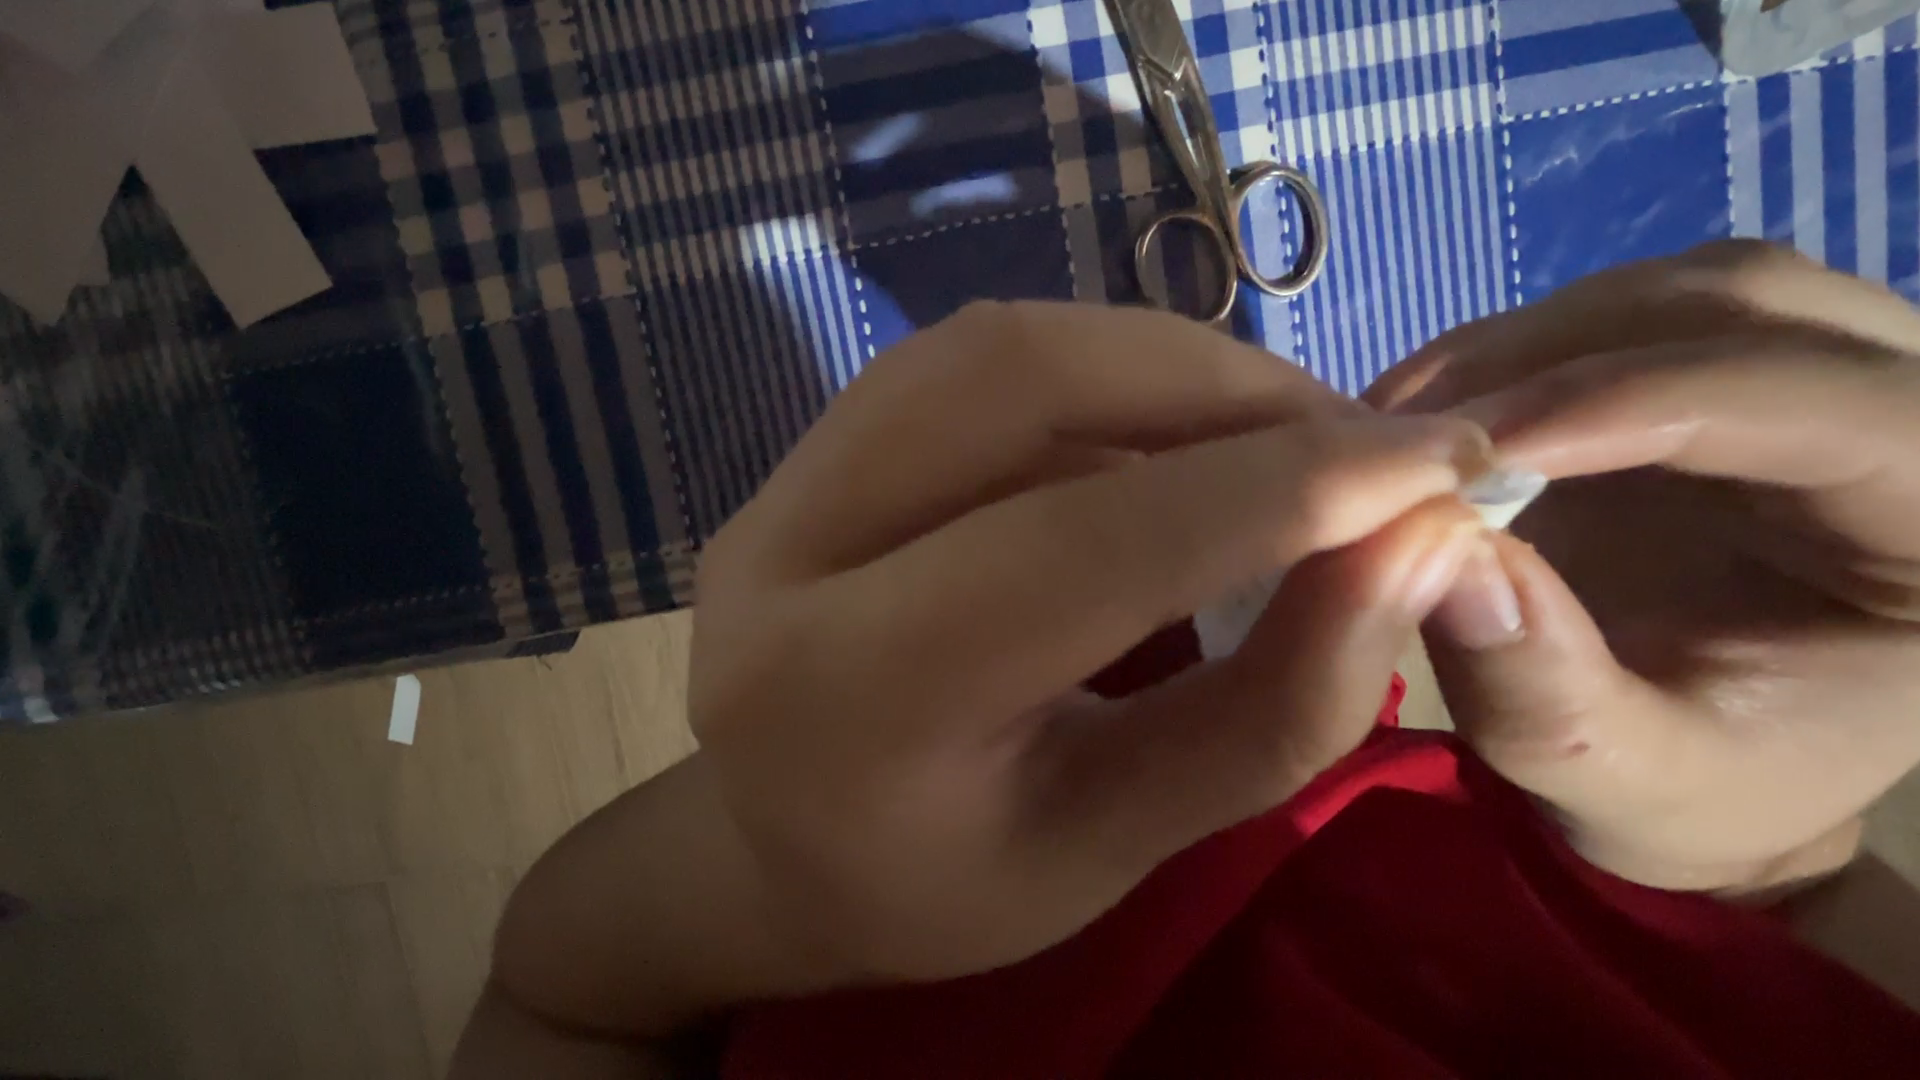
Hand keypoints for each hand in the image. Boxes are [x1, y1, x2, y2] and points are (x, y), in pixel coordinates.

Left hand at [692, 301, 1492, 981]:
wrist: (765, 846)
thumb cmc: (933, 882)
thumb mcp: (1111, 844)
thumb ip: (1268, 712)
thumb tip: (1414, 547)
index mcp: (848, 691)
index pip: (1084, 547)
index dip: (1277, 488)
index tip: (1440, 466)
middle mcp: (788, 548)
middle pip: (1021, 382)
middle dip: (1221, 384)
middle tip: (1356, 438)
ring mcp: (784, 479)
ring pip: (997, 348)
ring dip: (1164, 363)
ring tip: (1275, 431)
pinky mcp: (809, 449)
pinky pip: (971, 364)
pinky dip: (1100, 372)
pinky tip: (1165, 430)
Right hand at [1371, 240, 1919, 894]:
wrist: (1692, 782)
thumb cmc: (1684, 796)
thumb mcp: (1608, 775)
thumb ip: (1538, 684)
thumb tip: (1434, 549)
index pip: (1826, 406)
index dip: (1640, 403)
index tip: (1467, 453)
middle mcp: (1908, 430)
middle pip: (1746, 307)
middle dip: (1558, 352)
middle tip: (1411, 425)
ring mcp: (1800, 395)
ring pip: (1671, 294)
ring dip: (1520, 344)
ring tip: (1399, 417)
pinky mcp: (1704, 392)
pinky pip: (1607, 324)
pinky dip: (1500, 357)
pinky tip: (1420, 412)